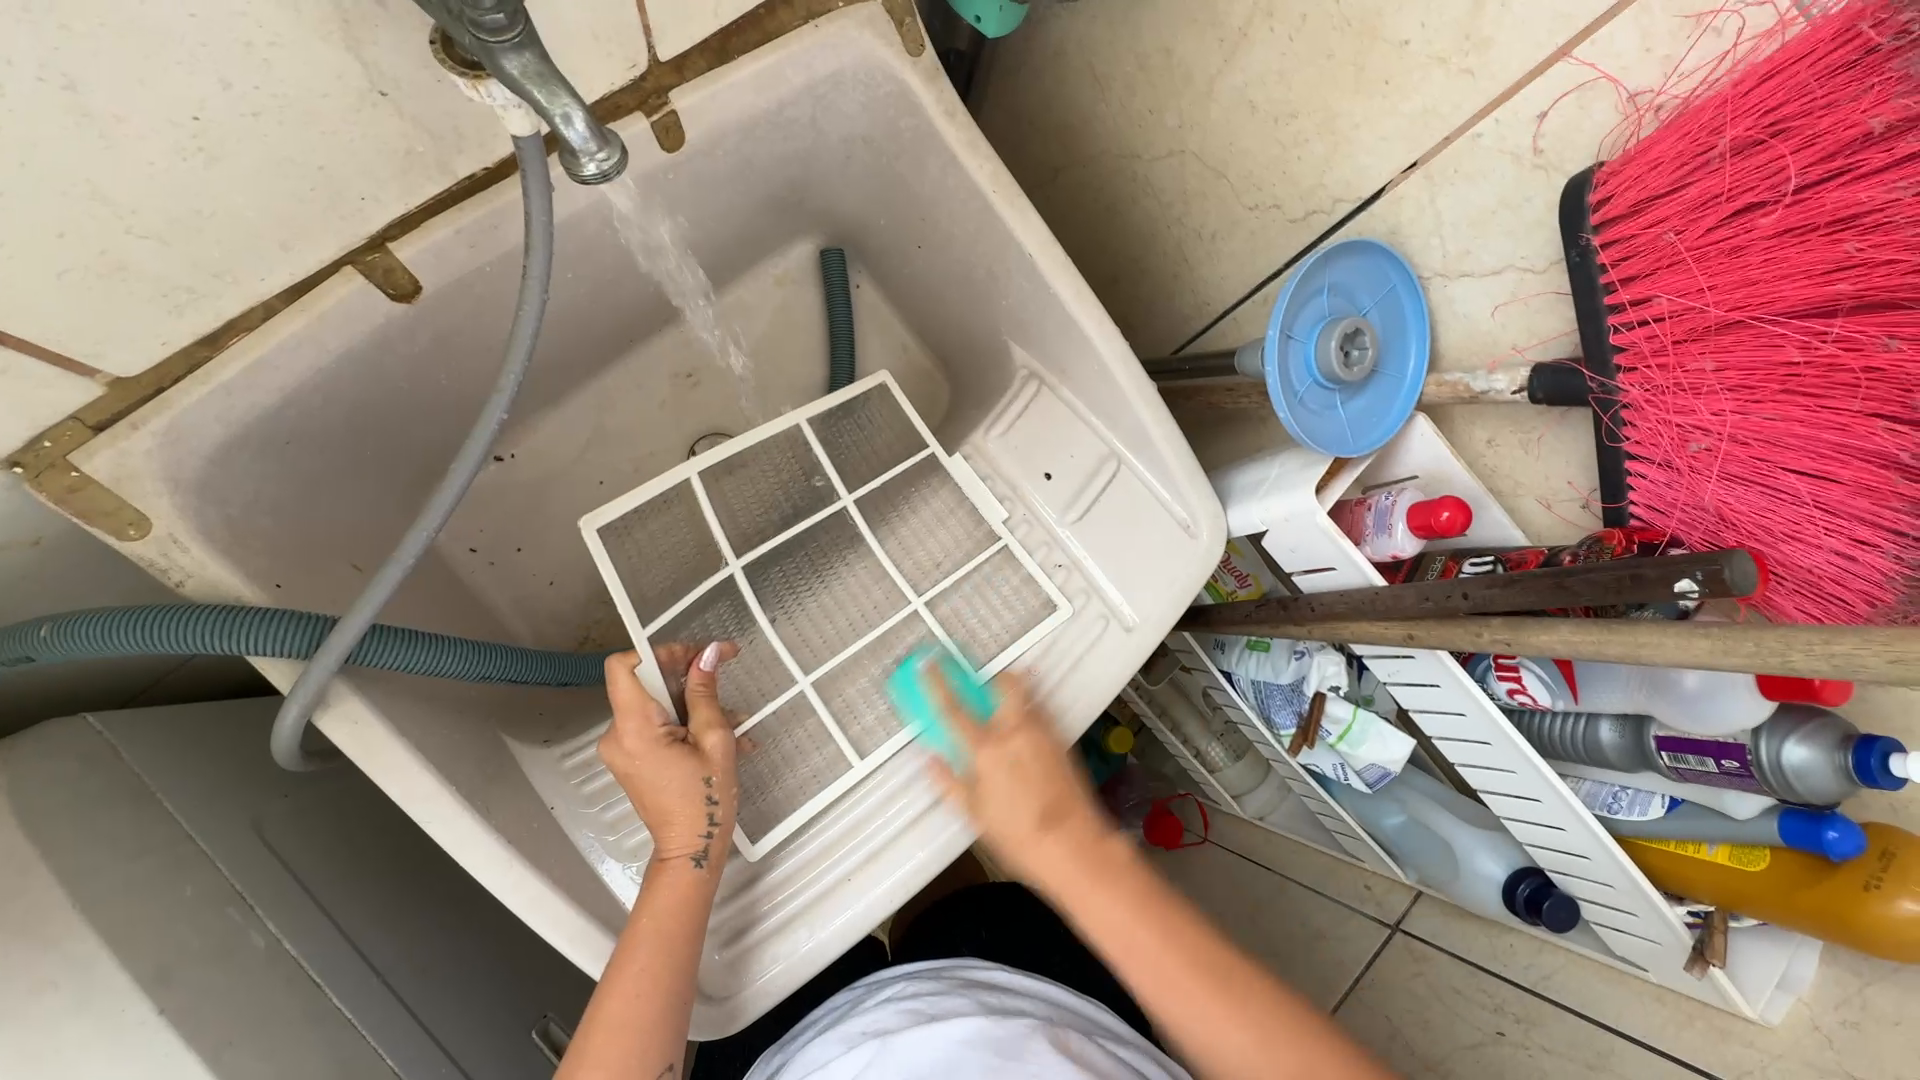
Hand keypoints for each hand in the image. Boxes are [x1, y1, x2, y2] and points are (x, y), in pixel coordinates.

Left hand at [599, 642, 740, 874]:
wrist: (691, 848)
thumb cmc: (705, 798)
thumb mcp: (714, 738)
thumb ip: (706, 692)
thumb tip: (709, 653)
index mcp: (634, 728)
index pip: (623, 666)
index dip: (659, 653)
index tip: (694, 656)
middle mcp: (617, 734)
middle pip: (644, 683)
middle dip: (686, 675)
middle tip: (724, 672)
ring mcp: (622, 747)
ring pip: (656, 703)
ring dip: (694, 702)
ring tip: (734, 719)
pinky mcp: (632, 757)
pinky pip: (656, 724)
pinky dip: (686, 721)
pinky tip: (722, 735)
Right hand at [927, 671, 1120, 891]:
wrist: (1073, 845)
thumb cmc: (1018, 835)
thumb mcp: (975, 814)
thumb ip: (950, 783)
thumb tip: (930, 761)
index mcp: (986, 749)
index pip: (954, 708)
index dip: (938, 682)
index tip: (928, 663)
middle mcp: (1015, 731)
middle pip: (1006, 684)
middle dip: (996, 677)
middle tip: (987, 686)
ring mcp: (1043, 733)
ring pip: (1029, 697)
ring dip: (1017, 695)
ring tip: (1009, 711)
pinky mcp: (1064, 742)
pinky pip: (1045, 715)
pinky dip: (1034, 715)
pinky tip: (1029, 737)